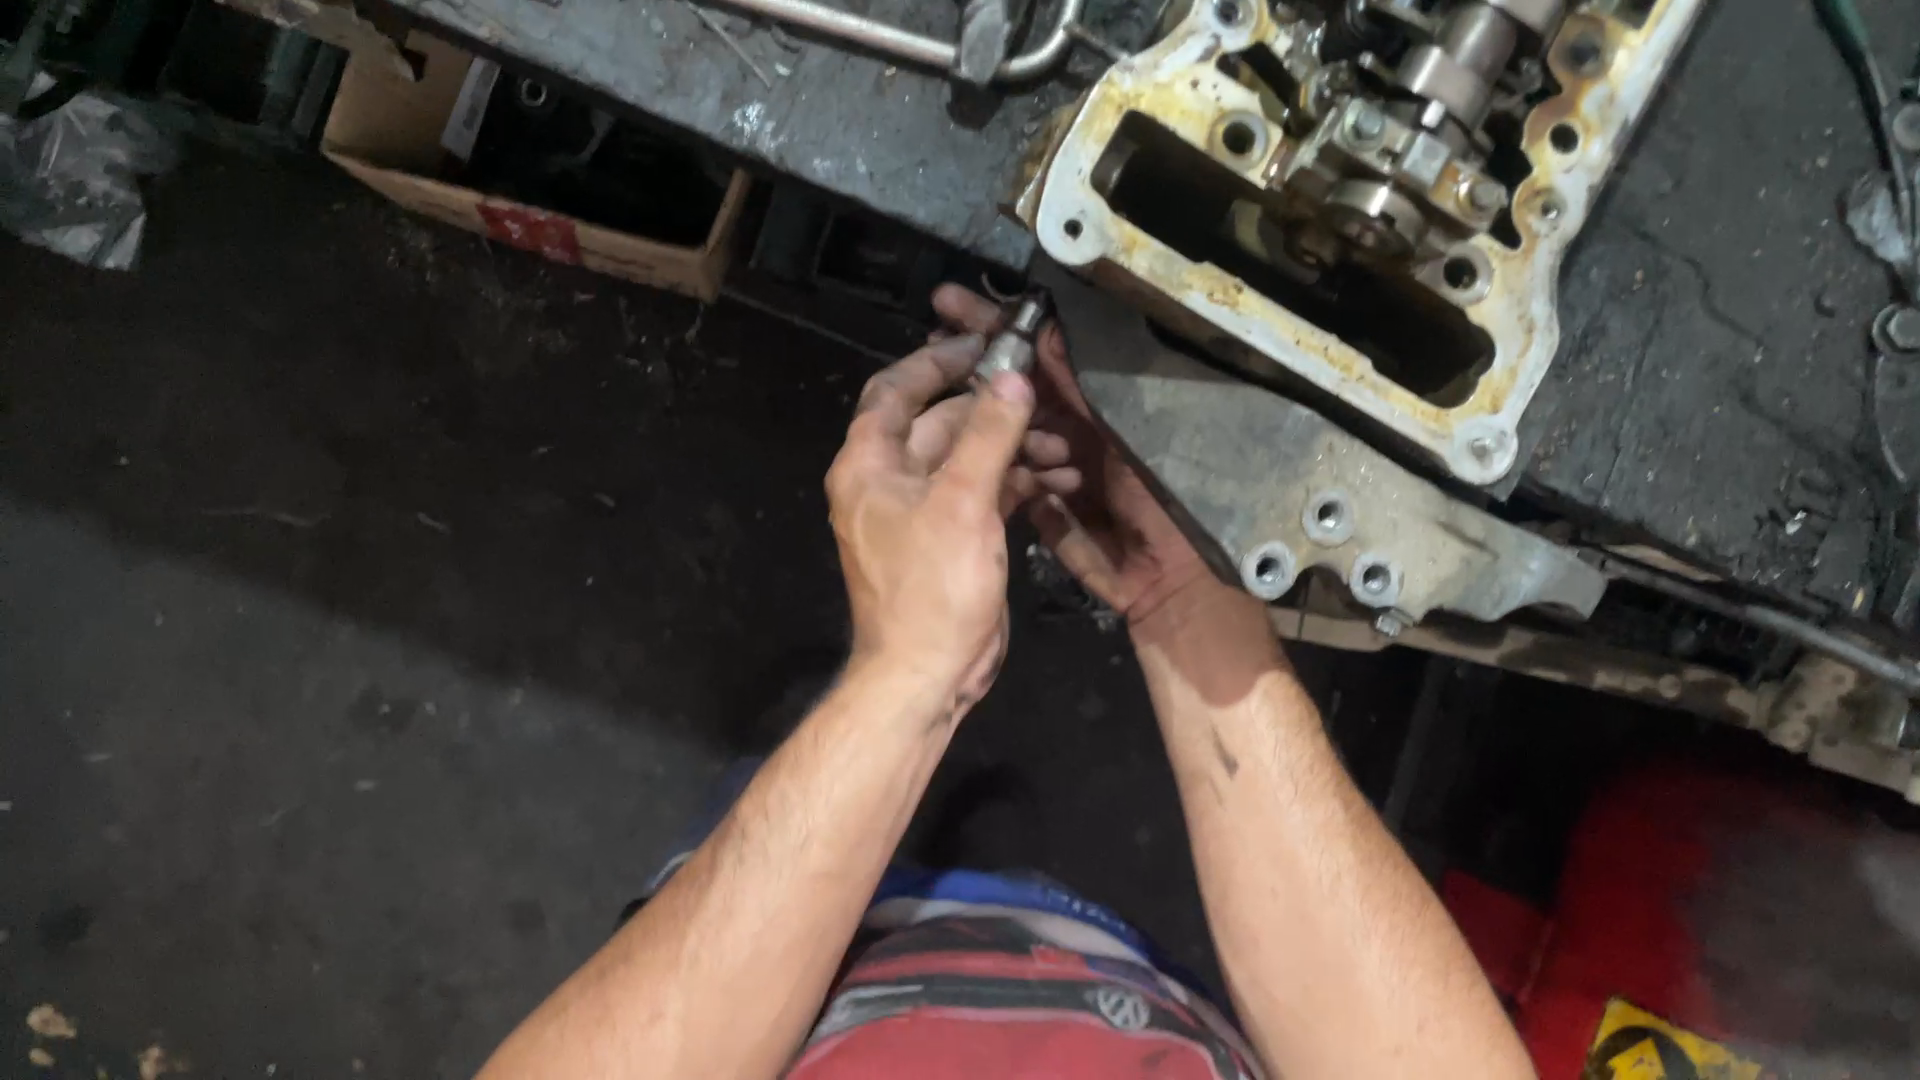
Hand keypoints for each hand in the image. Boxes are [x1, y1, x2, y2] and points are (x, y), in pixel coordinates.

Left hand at [826, 332, 1073, 713]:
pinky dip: (1017, 485)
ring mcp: (923, 512)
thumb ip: (987, 435)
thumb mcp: (962, 503)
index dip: (934, 362)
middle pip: (942, 424)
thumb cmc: (933, 587)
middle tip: (1044, 399)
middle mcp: (890, 482)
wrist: (928, 673)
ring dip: (1015, 451)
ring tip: (1064, 452)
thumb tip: (1012, 377)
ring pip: (970, 460)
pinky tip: (1061, 482)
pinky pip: (984, 495)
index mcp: (870, 465)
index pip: (894, 391)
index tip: (981, 344)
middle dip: (994, 413)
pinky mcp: (953, 538)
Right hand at [932, 286, 1220, 637]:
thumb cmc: (1161, 500)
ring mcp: (1047, 473)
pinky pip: (1008, 487)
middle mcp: (1065, 432)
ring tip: (934, 399)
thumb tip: (1045, 329)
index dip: (996, 329)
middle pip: (1011, 391)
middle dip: (973, 364)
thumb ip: (1081, 389)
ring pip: (1002, 437)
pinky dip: (993, 476)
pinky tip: (963, 461)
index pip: (1035, 358)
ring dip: (974, 419)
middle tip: (930, 335)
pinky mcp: (1038, 511)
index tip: (952, 304)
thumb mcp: (1122, 433)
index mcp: (1090, 407)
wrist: (1172, 580)